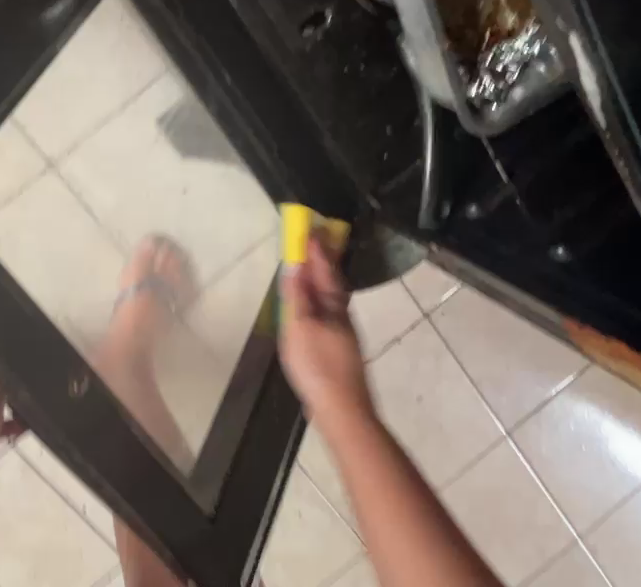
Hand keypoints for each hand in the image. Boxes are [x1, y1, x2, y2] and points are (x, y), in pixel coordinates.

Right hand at [278, 240, 371, 424]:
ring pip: (333, 299)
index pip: (325, 272)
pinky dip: (320, 301)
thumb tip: (296, 267)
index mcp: (334, 308)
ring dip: (322, 281)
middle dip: (323, 262)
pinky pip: (329, 313)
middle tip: (314, 242)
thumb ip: (297, 297)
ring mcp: (344, 335)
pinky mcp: (340, 351)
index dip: (317, 251)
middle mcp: (343, 317)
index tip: (311, 229)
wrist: (343, 411)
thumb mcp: (299, 328)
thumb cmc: (317, 365)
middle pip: (333, 284)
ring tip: (309, 271)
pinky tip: (312, 310)